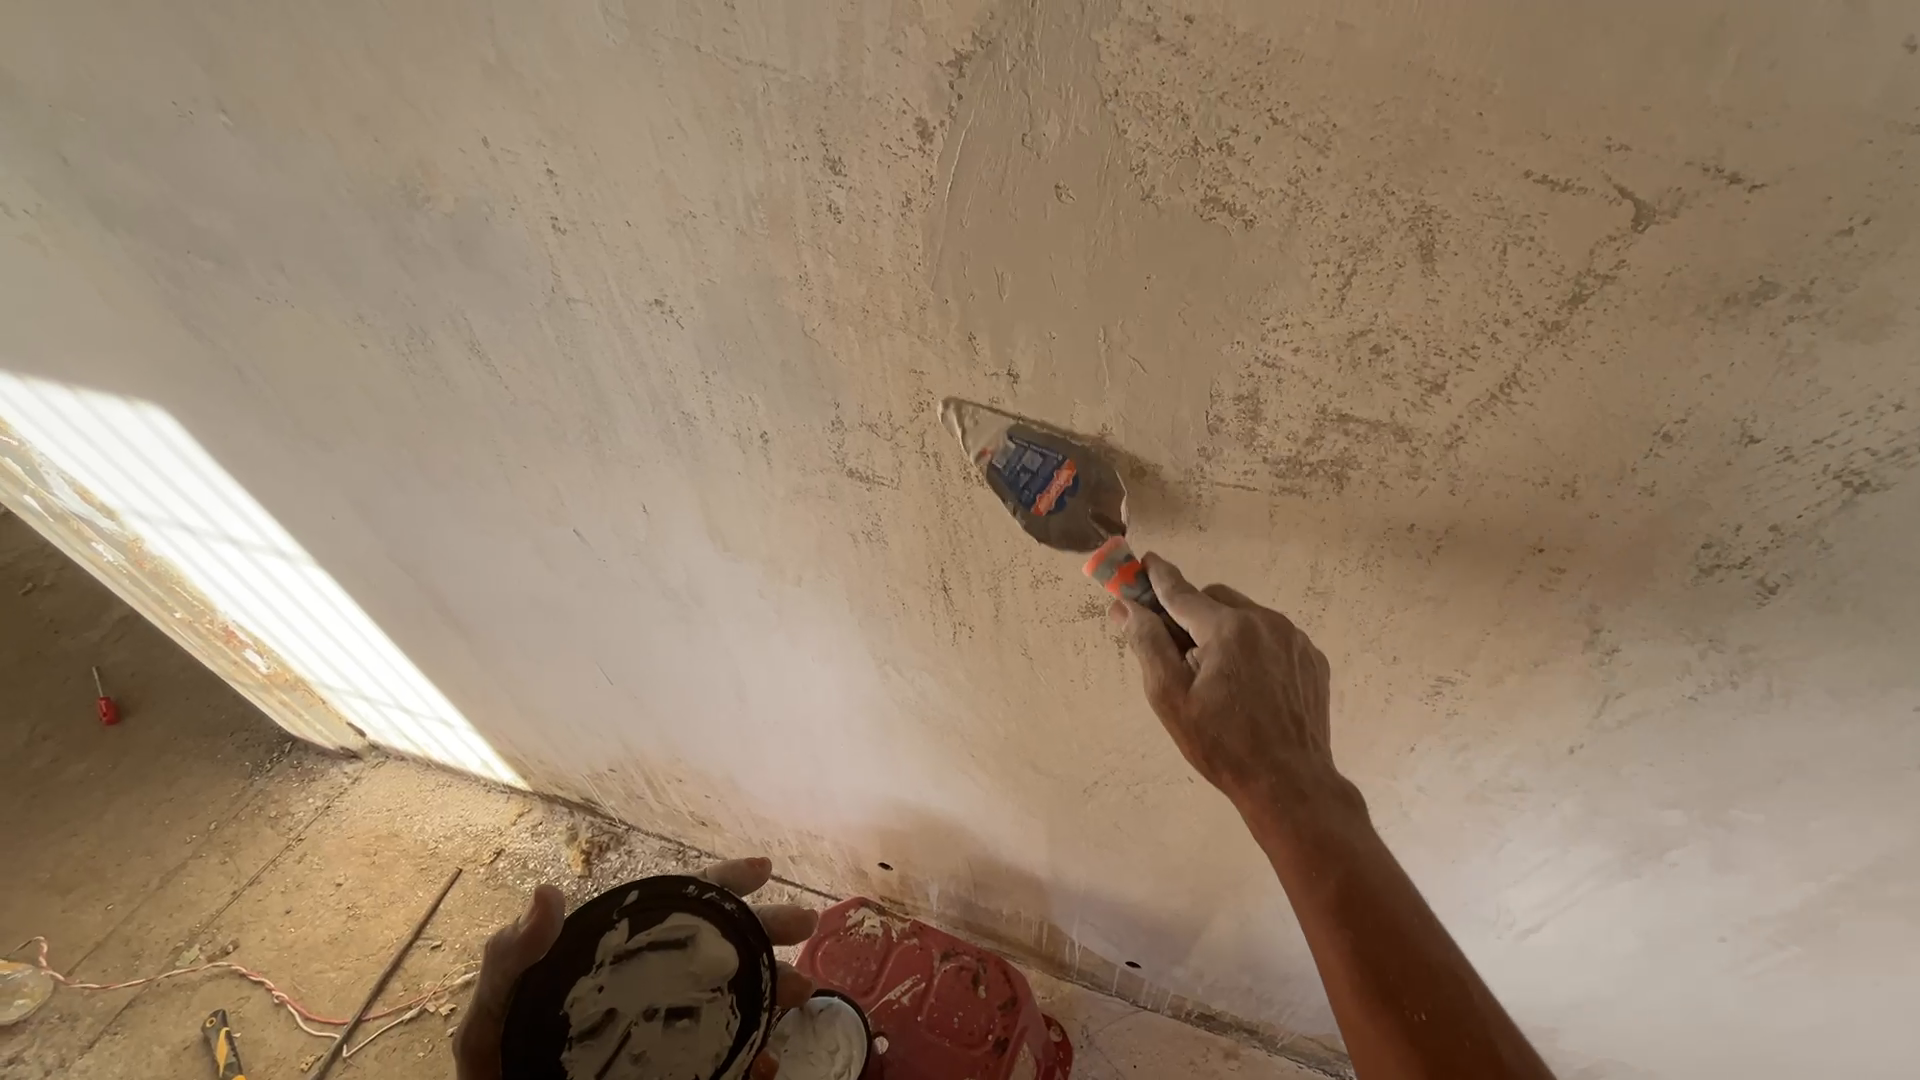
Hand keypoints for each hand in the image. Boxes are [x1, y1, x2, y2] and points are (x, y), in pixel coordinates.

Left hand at [453, 857, 818, 1079]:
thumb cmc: (503, 1062)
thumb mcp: (493, 1012)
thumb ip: (512, 958)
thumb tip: (547, 893)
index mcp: (624, 951)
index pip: (681, 902)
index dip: (722, 880)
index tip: (763, 868)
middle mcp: (659, 980)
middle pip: (723, 940)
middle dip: (767, 926)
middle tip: (805, 924)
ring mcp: (673, 1026)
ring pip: (736, 993)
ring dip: (773, 986)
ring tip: (799, 990)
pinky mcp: (684, 1068)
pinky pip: (729, 1056)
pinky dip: (755, 1053)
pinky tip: (770, 1057)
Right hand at [1112, 554, 1351, 816]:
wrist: (1290, 784)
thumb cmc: (1221, 744)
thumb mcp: (1169, 697)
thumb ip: (1148, 643)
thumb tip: (1128, 607)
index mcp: (1228, 628)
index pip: (1181, 592)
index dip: (1157, 577)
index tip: (1143, 561)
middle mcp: (1266, 622)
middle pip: (1215, 599)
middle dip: (1191, 614)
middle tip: (1176, 651)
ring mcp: (1294, 639)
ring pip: (1245, 615)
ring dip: (1222, 629)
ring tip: (1216, 676)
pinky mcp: (1311, 659)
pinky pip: (1271, 636)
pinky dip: (1251, 646)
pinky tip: (1247, 685)